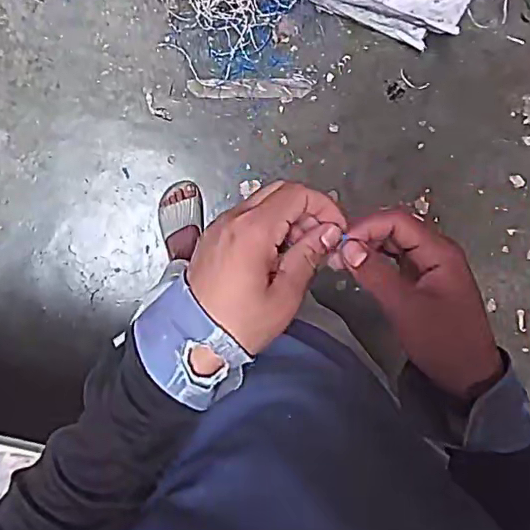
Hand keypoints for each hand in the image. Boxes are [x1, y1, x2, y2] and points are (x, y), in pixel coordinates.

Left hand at [186, 181, 347, 359]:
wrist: (195, 339)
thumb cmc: (236, 324)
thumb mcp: (284, 294)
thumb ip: (308, 255)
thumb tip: (327, 232)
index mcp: (252, 230)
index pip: (297, 194)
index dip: (324, 206)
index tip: (335, 228)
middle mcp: (232, 220)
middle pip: (279, 191)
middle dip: (307, 208)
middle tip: (320, 238)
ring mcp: (219, 226)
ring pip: (261, 201)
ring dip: (286, 216)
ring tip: (298, 251)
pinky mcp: (213, 237)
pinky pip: (245, 216)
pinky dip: (266, 224)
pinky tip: (275, 254)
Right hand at [337, 209, 503, 398]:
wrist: (468, 376)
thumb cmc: (441, 341)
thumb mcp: (404, 307)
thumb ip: (375, 273)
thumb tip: (347, 247)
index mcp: (440, 252)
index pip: (398, 221)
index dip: (366, 226)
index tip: (340, 243)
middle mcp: (438, 251)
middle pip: (397, 227)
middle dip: (365, 234)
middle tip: (336, 252)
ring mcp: (432, 264)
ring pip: (396, 241)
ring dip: (369, 245)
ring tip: (343, 260)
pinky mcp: (425, 278)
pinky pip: (398, 258)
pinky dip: (378, 259)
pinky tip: (361, 268)